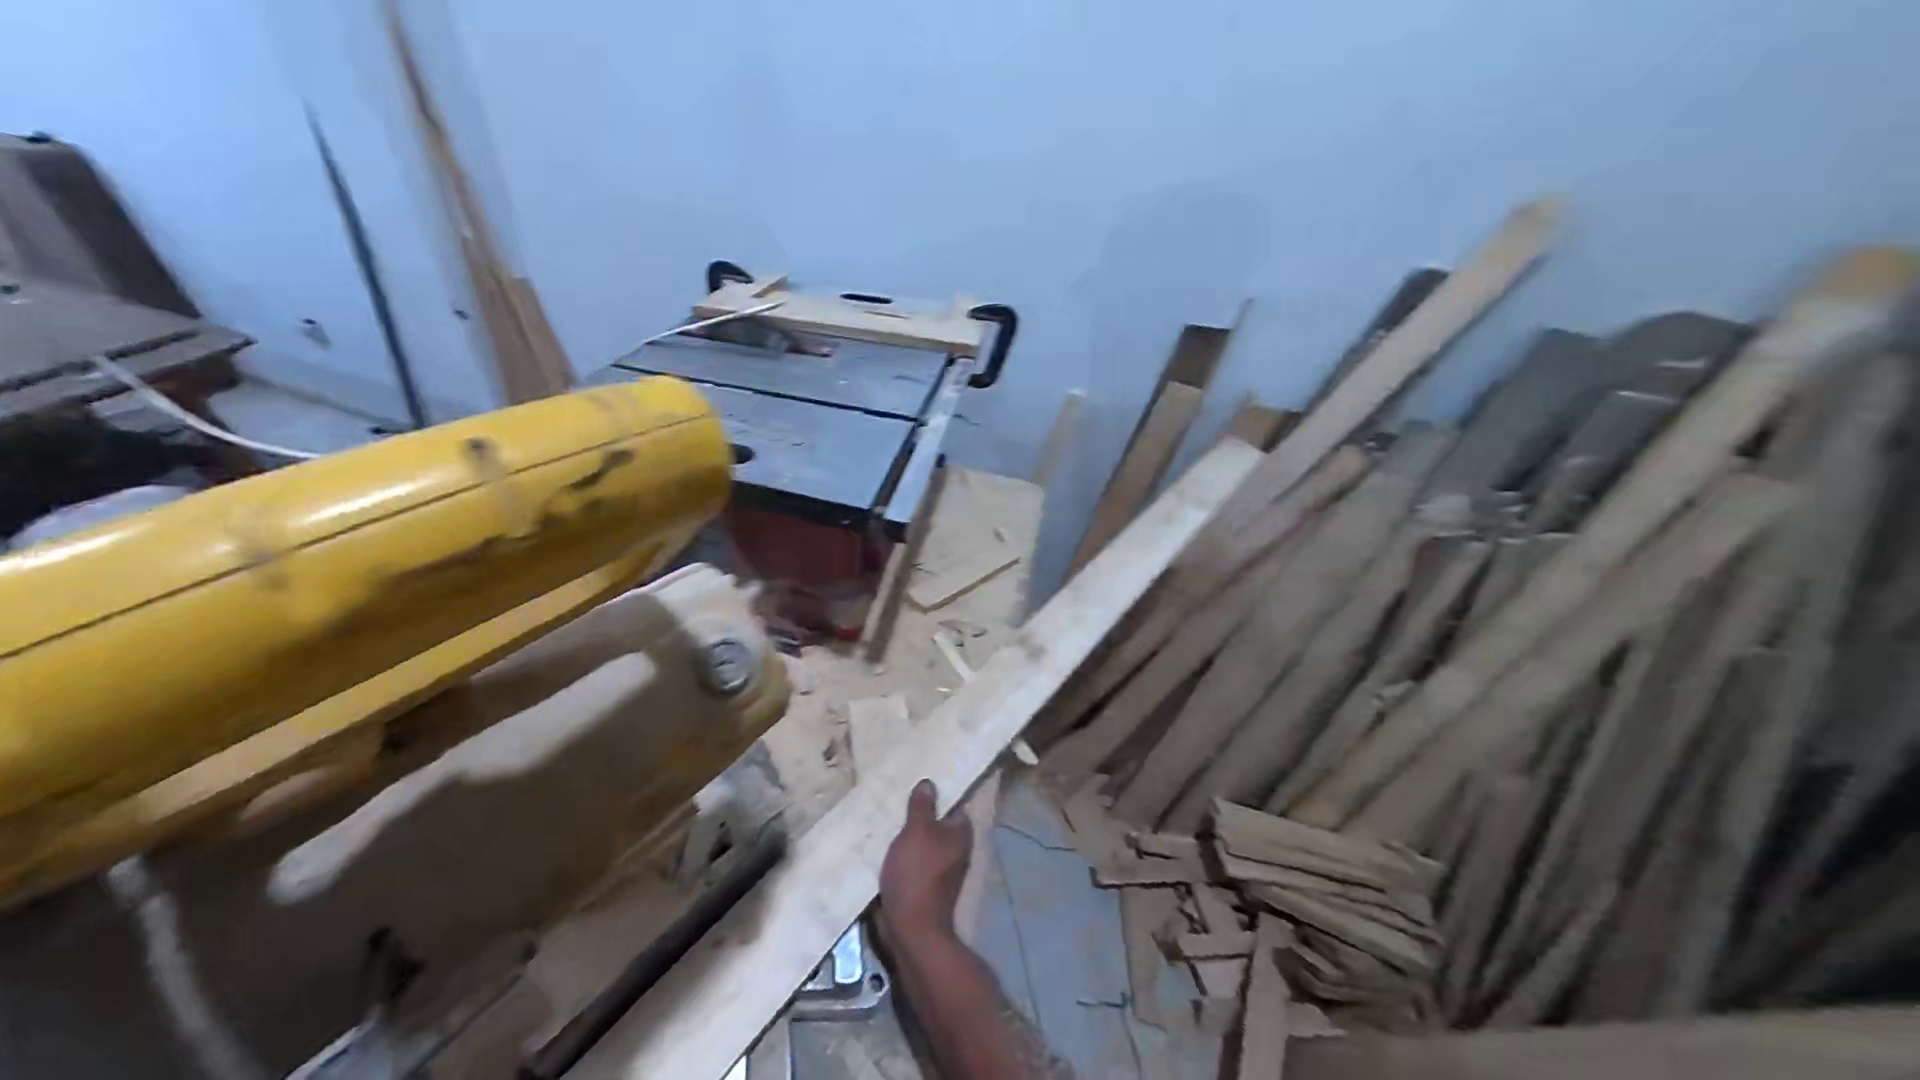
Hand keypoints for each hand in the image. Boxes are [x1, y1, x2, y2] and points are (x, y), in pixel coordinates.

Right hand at [878, 779, 972, 946]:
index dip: (937, 795)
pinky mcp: (924, 885)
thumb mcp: (917, 831)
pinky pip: (912, 861)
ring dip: (907, 836)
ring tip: (885, 818)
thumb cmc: (917, 873)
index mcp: (961, 834)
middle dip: (918, 815)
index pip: (954, 805)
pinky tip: (883, 845)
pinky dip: (901, 855)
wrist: (910, 927)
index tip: (917, 784)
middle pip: (936, 824)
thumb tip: (929, 782)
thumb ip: (922, 806)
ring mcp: (941, 870)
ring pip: (922, 843)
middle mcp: (956, 850)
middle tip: (896, 798)